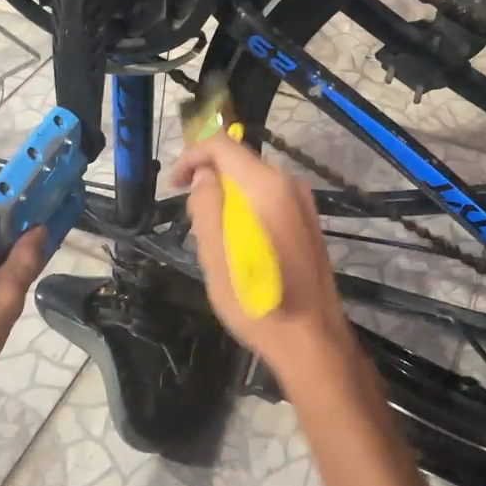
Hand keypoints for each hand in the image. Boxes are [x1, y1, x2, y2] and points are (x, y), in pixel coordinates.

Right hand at [172, 137, 356, 380]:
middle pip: (240, 162)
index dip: (192, 156)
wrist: (312, 338)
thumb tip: (203, 174)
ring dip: (228, 197)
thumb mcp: (216, 257)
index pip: (222, 146)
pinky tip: (240, 243)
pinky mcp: (309, 221)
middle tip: (190, 216)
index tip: (174, 184)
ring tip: (212, 236)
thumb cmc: (257, 301)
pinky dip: (248, 208)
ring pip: (255, 182)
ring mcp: (303, 202)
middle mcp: (289, 184)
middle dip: (209, 179)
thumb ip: (207, 206)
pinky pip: (270, 200)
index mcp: (266, 187)